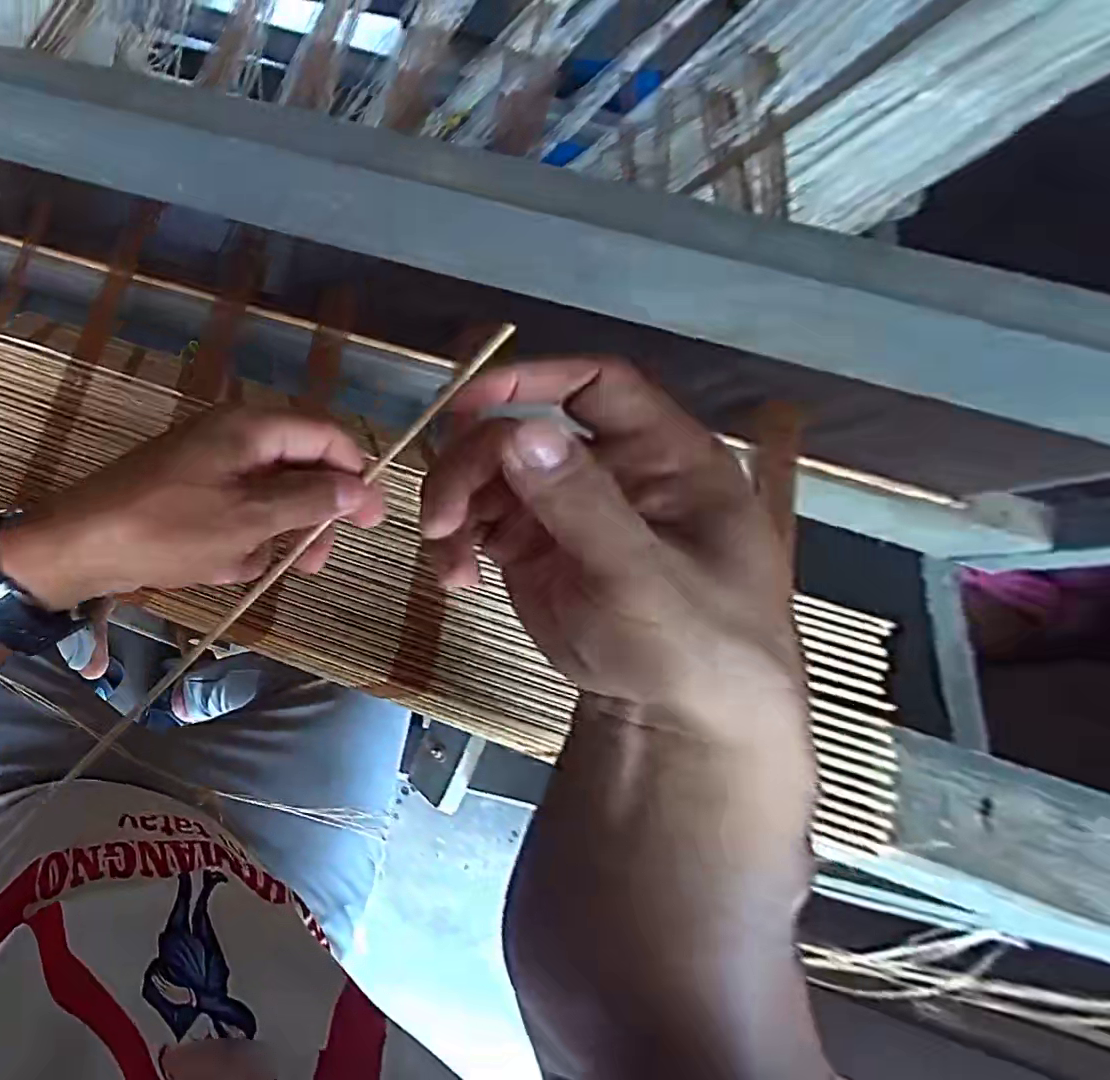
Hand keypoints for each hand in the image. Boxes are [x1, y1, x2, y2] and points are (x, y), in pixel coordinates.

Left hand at [0, 407, 386, 610]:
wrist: (80, 546)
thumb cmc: (168, 530)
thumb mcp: (248, 519)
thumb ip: (308, 500)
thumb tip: (359, 487)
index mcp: (248, 427)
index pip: (324, 436)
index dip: (355, 475)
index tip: (372, 521)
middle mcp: (228, 436)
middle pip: (293, 468)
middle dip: (306, 518)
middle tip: (311, 563)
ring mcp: (202, 465)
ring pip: (259, 498)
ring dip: (264, 536)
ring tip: (244, 567)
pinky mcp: (182, 493)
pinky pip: (226, 514)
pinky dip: (230, 541)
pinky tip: (215, 567)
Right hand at [419, 358, 799, 732]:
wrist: (668, 715)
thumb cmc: (691, 646)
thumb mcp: (641, 576)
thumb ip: (582, 504)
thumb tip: (522, 431)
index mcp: (659, 456)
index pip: (595, 386)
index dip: (529, 381)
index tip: (463, 404)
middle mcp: (602, 469)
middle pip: (512, 434)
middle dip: (465, 471)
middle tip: (440, 520)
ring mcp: (557, 506)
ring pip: (480, 476)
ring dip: (450, 511)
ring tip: (447, 562)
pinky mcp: (523, 541)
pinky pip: (469, 520)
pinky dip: (451, 544)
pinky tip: (457, 580)